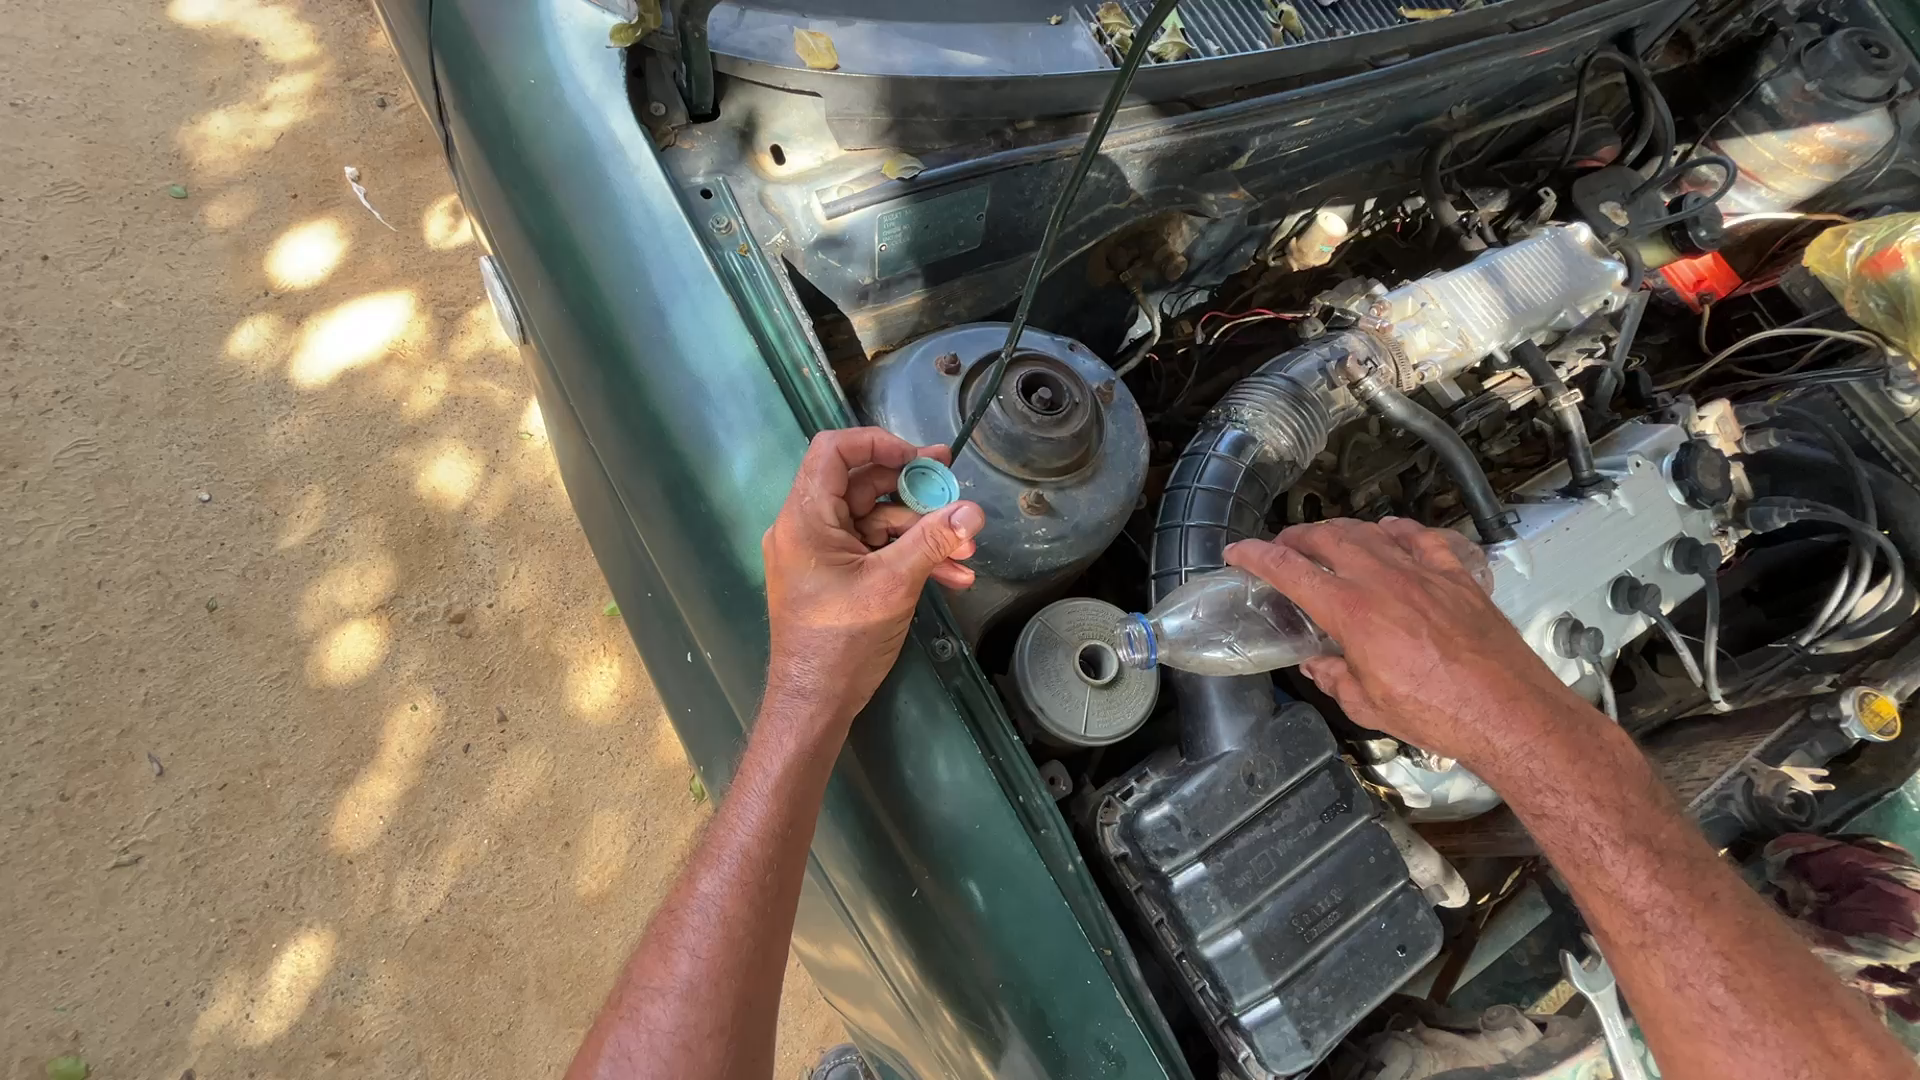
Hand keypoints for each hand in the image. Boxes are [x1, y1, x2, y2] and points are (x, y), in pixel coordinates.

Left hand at [761, 428, 984, 728]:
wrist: (816, 703)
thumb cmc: (842, 639)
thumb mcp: (893, 584)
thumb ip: (933, 540)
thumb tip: (975, 510)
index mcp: (806, 518)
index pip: (833, 451)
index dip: (878, 443)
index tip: (920, 458)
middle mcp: (809, 527)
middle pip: (863, 485)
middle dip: (915, 492)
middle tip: (956, 489)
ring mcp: (823, 553)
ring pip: (877, 522)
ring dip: (923, 533)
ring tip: (966, 551)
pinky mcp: (838, 576)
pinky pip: (876, 552)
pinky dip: (910, 558)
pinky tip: (952, 577)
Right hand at [1225, 517, 1593, 773]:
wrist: (1512, 715)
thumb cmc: (1436, 714)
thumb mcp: (1365, 704)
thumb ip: (1333, 676)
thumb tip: (1318, 663)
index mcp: (1351, 611)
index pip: (1289, 570)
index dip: (1256, 556)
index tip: (1238, 552)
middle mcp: (1383, 580)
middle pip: (1326, 537)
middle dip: (1294, 537)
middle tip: (1281, 547)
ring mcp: (1423, 572)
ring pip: (1369, 531)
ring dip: (1337, 529)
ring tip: (1324, 539)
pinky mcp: (1457, 576)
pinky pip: (1420, 537)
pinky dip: (1395, 529)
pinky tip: (1388, 533)